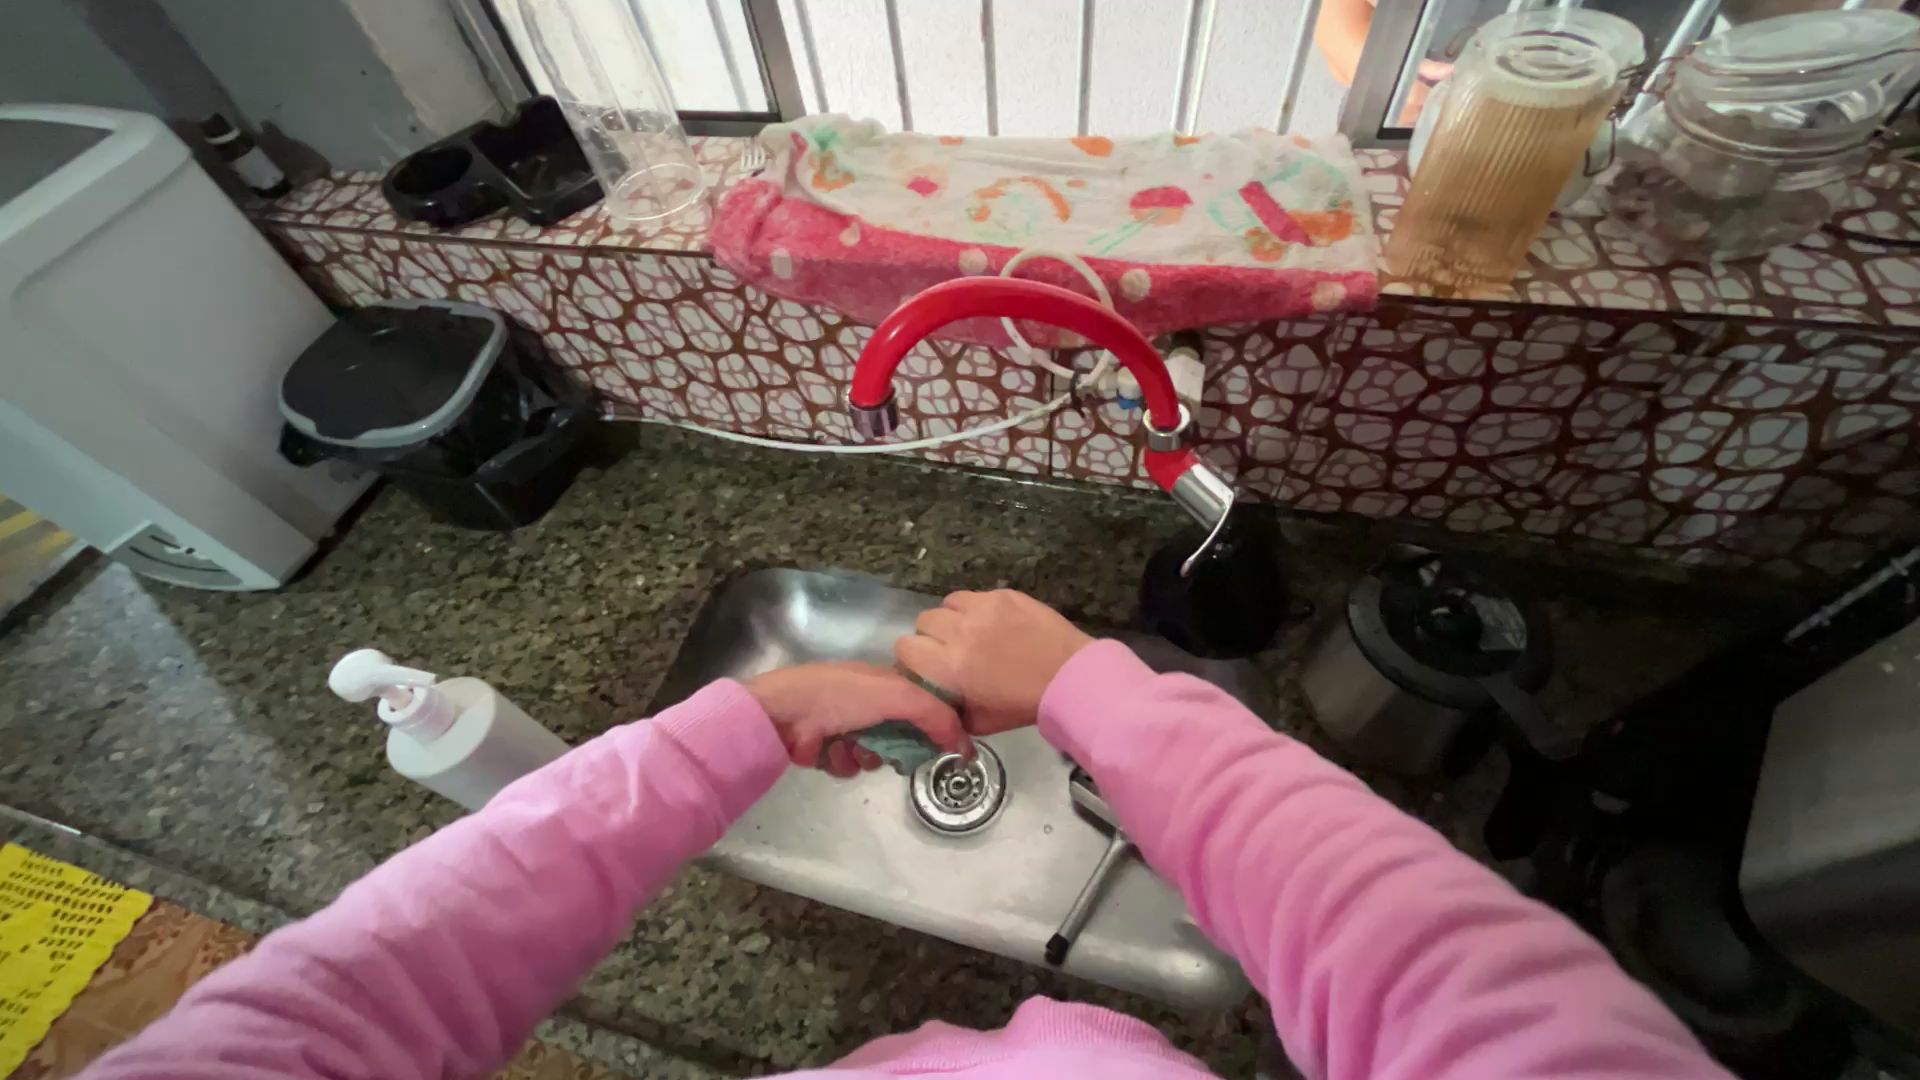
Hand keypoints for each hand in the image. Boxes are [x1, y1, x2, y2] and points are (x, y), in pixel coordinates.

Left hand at [745, 662, 967, 777]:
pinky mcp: (825, 748)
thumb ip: (935, 715)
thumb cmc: (843, 695)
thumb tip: (965, 745)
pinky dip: (844, 763)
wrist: (785, 713)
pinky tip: (832, 753)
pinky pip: (850, 765)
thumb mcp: (898, 694)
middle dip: (899, 746)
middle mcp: (866, 701)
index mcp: (885, 680)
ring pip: (876, 753)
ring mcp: (844, 724)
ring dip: (869, 756)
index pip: (922, 704)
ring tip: (854, 749)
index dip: (934, 724)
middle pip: (901, 733)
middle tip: (897, 755)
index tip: (942, 744)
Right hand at [893, 590, 1093, 735]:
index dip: (912, 656)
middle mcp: (959, 632)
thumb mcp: (981, 722)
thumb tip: (935, 703)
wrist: (1070, 677)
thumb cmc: (1024, 704)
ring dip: (952, 618)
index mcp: (950, 666)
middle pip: (923, 621)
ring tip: (970, 631)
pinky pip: (973, 595)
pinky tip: (991, 622)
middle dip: (931, 636)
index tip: (926, 664)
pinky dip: (975, 607)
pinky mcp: (1002, 595)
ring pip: (946, 604)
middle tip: (950, 649)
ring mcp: (981, 608)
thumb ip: (950, 712)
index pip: (905, 647)